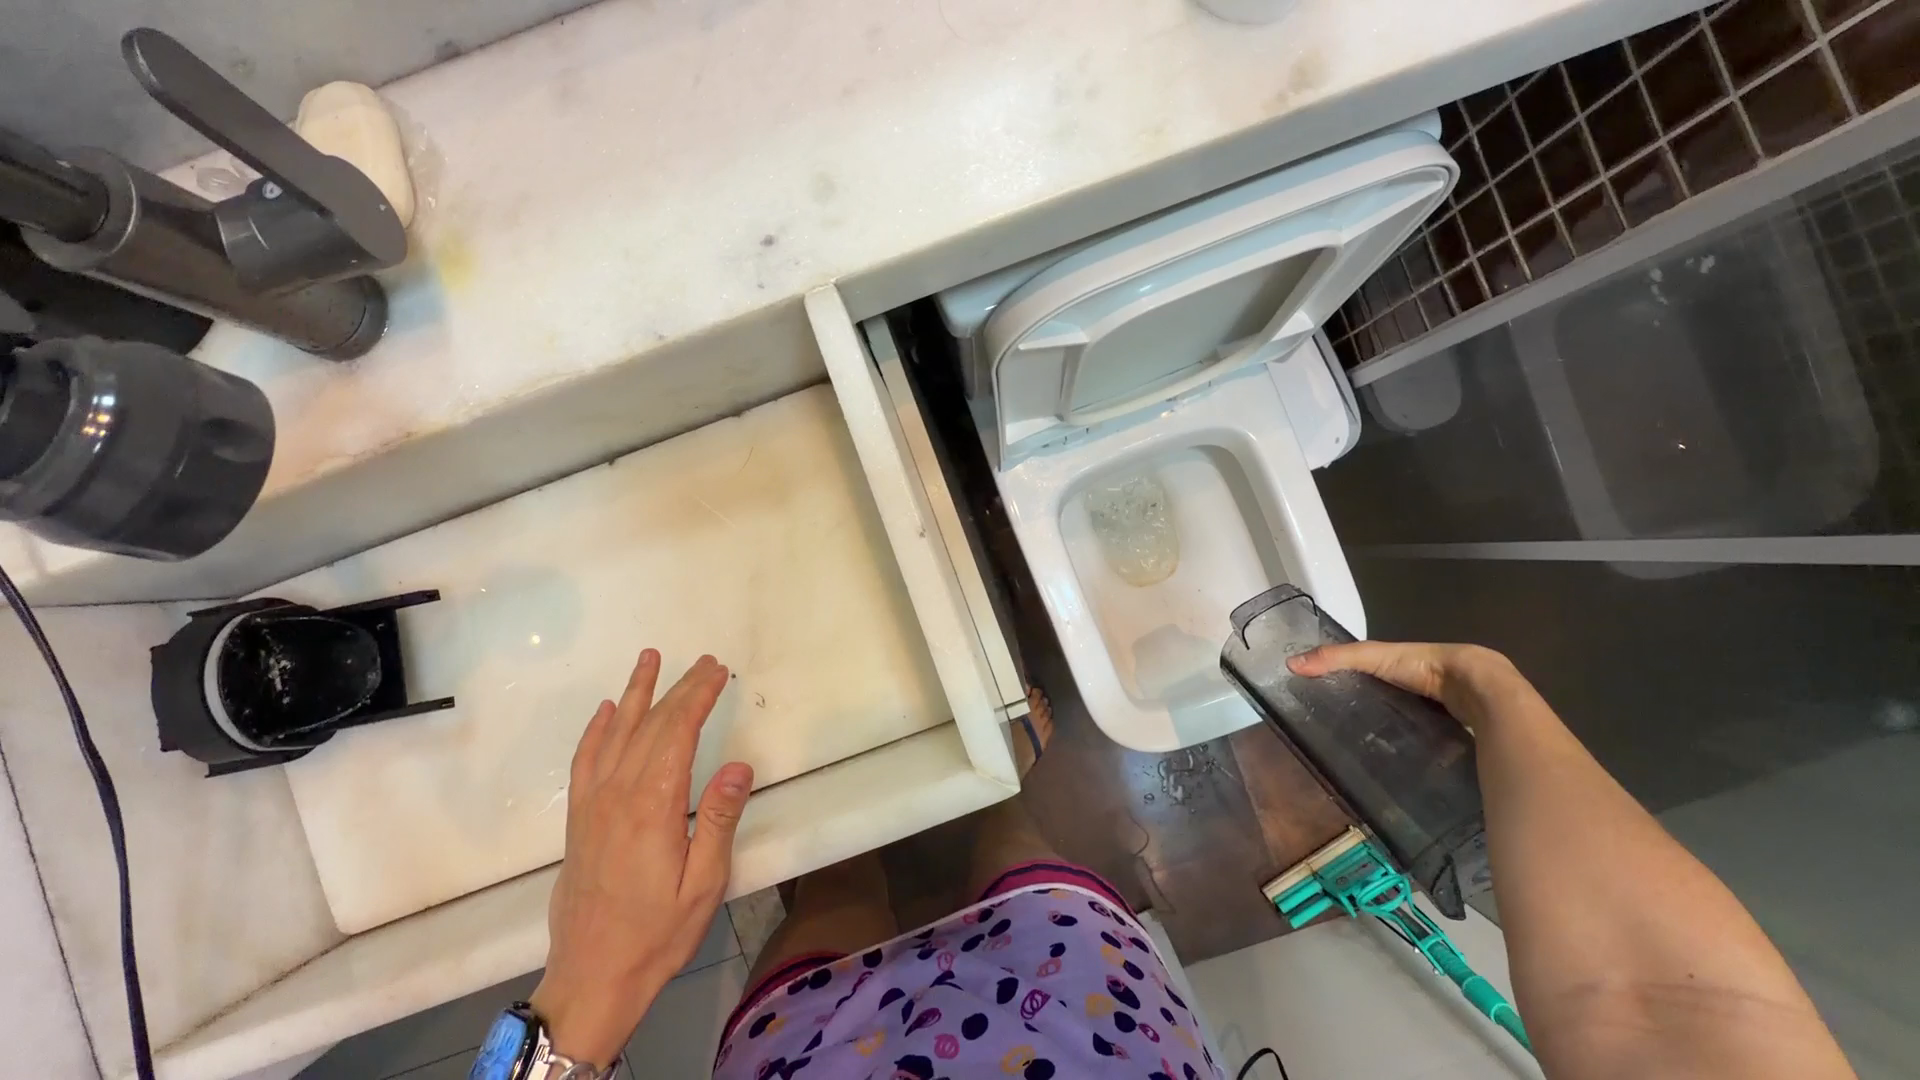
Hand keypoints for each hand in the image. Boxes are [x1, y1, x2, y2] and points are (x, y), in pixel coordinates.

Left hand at [529, 651, 753, 1065]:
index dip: (698, 697)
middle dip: (678, 688)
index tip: (718, 671)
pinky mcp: (579, 819)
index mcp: (653, 806)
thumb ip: (720, 820)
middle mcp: (618, 794)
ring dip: (634, 693)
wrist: (592, 975)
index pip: (677, 733)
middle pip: (650, 725)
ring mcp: (592, 804)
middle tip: (703, 661)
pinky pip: (585, 760)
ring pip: (614, 734)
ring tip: (648, 658)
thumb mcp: (705, 883)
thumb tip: (739, 765)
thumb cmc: (658, 932)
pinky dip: (595, 729)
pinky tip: (605, 711)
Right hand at [1286, 640, 1522, 729]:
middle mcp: (1426, 687)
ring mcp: (1443, 712)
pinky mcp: (1455, 733)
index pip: (1377, 673)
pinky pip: (1431, 742)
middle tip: (1346, 731)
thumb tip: (1290, 664)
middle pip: (1395, 700)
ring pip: (1414, 723)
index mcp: (1407, 666)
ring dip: (1397, 734)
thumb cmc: (1424, 666)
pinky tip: (1401, 761)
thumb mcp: (1374, 657)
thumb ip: (1336, 659)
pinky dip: (1417, 749)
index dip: (1354, 684)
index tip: (1329, 702)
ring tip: (1369, 751)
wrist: (1480, 688)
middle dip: (1376, 713)